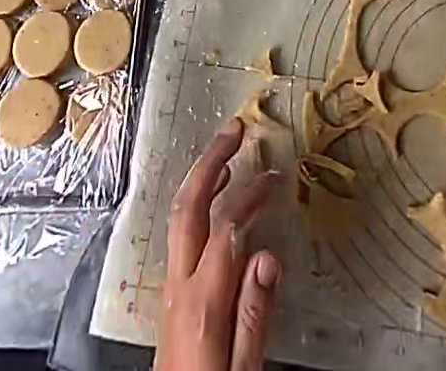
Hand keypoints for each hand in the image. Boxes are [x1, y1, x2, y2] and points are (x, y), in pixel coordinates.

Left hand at [156, 117, 283, 370]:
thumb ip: (254, 315)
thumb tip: (267, 256)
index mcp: (203, 303)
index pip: (227, 230)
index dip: (252, 196)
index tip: (275, 178)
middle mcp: (179, 287)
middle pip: (189, 208)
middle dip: (210, 162)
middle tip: (234, 130)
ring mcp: (170, 288)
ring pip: (179, 216)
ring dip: (201, 176)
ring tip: (226, 150)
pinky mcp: (170, 294)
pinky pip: (180, 233)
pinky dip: (197, 202)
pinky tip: (213, 195)